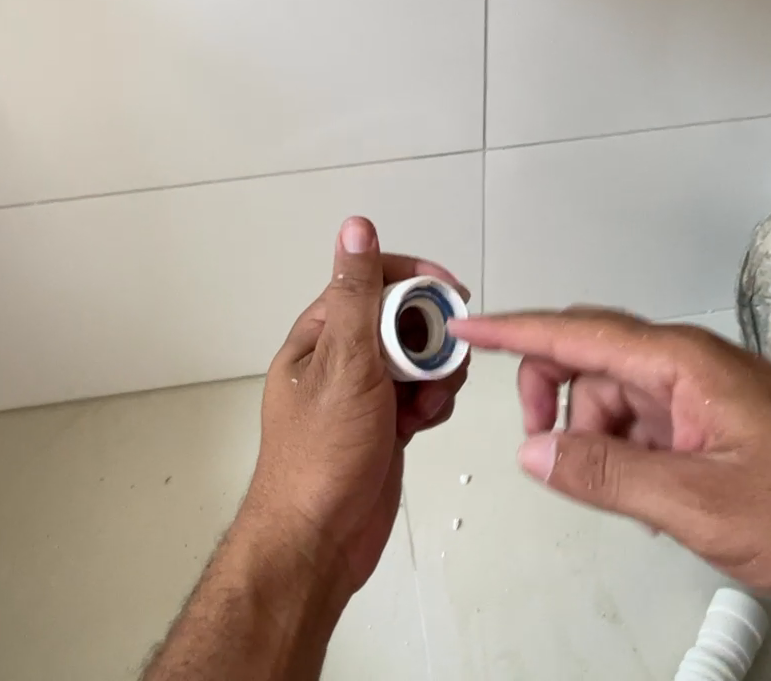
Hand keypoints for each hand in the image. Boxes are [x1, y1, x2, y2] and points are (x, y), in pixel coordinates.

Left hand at [240, 217, 469, 598]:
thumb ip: (357, 294)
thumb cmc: (324, 453)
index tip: (451, 291)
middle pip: (400, 320)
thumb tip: (355, 225)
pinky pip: (419, 395)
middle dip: (430, 336)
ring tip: (431, 402)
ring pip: (415, 359)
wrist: (319, 543)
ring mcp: (363, 393)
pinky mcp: (383, 424)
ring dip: (434, 374)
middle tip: (447, 361)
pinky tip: (424, 424)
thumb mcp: (345, 362)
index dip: (414, 279)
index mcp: (320, 334)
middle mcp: (340, 357)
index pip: (371, 282)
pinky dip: (430, 403)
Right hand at [448, 307, 770, 608]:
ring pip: (617, 396)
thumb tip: (535, 453)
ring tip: (631, 497)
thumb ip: (609, 476)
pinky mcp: (720, 417)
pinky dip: (632, 452)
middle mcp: (687, 363)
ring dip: (600, 438)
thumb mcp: (703, 507)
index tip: (463, 329)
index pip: (574, 334)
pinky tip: (657, 496)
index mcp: (679, 363)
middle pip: (590, 359)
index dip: (511, 331)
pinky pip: (649, 421)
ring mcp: (705, 389)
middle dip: (555, 398)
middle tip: (548, 456)